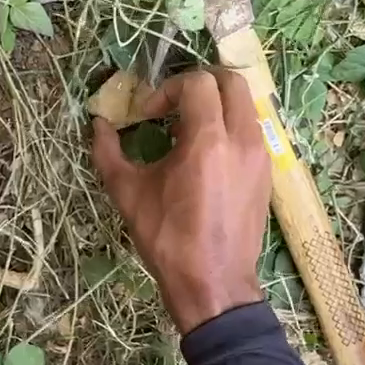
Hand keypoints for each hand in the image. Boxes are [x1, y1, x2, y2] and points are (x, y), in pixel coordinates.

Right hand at [91, 69, 270, 332]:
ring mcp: (260, 155)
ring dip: (215, 104)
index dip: (167, 90)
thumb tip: (98, 125)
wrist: (213, 284)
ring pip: (245, 103)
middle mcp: (241, 139)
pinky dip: (229, 125)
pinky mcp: (266, 172)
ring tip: (187, 130)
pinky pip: (251, 128)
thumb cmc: (166, 238)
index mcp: (208, 141)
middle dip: (197, 84)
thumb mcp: (127, 192)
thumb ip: (107, 152)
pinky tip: (205, 154)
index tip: (148, 115)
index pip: (197, 83)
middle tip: (172, 106)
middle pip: (231, 80)